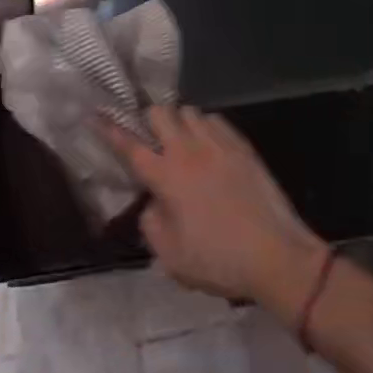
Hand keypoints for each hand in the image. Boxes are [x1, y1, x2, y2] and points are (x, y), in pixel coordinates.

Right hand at [103, 106, 328, 327]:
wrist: (278, 258)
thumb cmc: (219, 261)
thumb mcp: (171, 257)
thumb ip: (150, 224)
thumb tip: (151, 204)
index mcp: (165, 176)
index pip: (128, 144)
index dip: (108, 128)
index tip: (94, 114)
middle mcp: (187, 151)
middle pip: (158, 112)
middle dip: (150, 120)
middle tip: (152, 139)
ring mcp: (216, 145)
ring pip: (188, 110)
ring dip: (179, 121)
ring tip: (182, 140)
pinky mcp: (242, 147)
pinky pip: (215, 120)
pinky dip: (206, 126)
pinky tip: (209, 145)